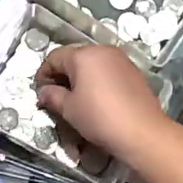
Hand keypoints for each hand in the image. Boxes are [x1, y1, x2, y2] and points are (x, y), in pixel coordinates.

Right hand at [36, 45, 174, 169]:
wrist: (142, 131)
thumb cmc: (99, 117)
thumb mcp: (69, 109)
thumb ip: (53, 96)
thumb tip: (44, 91)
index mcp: (84, 55)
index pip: (55, 57)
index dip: (44, 73)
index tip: (40, 91)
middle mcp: (103, 51)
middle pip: (75, 58)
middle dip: (63, 75)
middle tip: (56, 96)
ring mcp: (121, 60)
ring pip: (93, 65)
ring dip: (81, 78)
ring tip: (76, 99)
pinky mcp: (134, 72)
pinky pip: (108, 72)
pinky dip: (98, 81)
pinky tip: (97, 99)